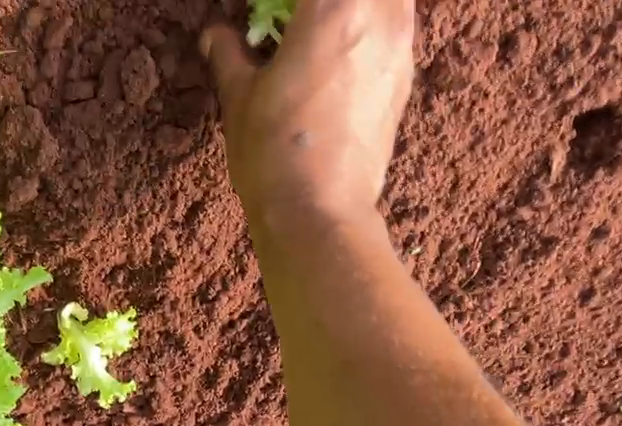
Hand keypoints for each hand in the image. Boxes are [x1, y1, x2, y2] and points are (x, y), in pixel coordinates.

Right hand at [200, 0, 414, 230]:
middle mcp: (380, 9)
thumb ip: (229, 55)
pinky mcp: (407, 71)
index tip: (262, 10)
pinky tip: (335, 62)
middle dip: (315, 4)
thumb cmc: (272, 152)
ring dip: (346, 9)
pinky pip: (392, 23)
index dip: (277, 0)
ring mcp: (402, 39)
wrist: (318, 210)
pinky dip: (365, 26)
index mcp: (332, 5)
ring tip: (314, 37)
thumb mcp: (239, 100)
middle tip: (287, 20)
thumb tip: (215, 34)